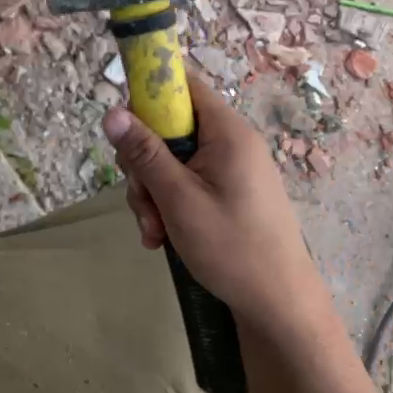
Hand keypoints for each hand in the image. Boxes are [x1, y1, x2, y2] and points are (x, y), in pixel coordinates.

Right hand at [102, 73, 325, 326]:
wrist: (281, 308)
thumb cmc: (232, 247)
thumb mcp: (178, 199)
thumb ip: (144, 153)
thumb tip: (111, 112)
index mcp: (227, 133)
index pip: (182, 84)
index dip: (148, 93)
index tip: (124, 124)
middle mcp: (230, 143)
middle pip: (167, 127)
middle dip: (143, 161)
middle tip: (141, 196)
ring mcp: (229, 169)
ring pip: (170, 159)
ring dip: (151, 190)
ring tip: (153, 229)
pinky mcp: (226, 192)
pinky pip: (184, 182)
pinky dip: (166, 204)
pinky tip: (161, 236)